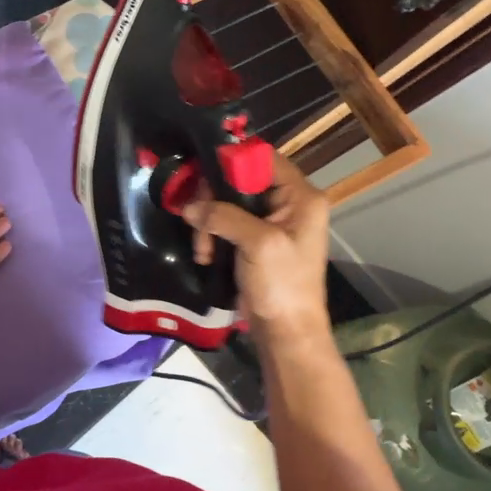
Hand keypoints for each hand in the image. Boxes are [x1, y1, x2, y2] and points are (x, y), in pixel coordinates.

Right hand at [182, 154, 331, 342]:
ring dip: (208, 224)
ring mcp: (269, 223)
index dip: (232, 162)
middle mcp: (288, 203)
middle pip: (239, 181)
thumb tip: (189, 206)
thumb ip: (224, 217)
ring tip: (203, 250)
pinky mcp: (252, 241)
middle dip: (214, 201)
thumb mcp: (258, 244)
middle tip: (197, 220)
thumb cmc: (283, 285)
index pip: (263, 159)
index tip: (202, 175)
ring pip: (226, 204)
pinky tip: (206, 256)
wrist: (285, 331)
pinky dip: (210, 237)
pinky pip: (224, 225)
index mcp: (301, 197)